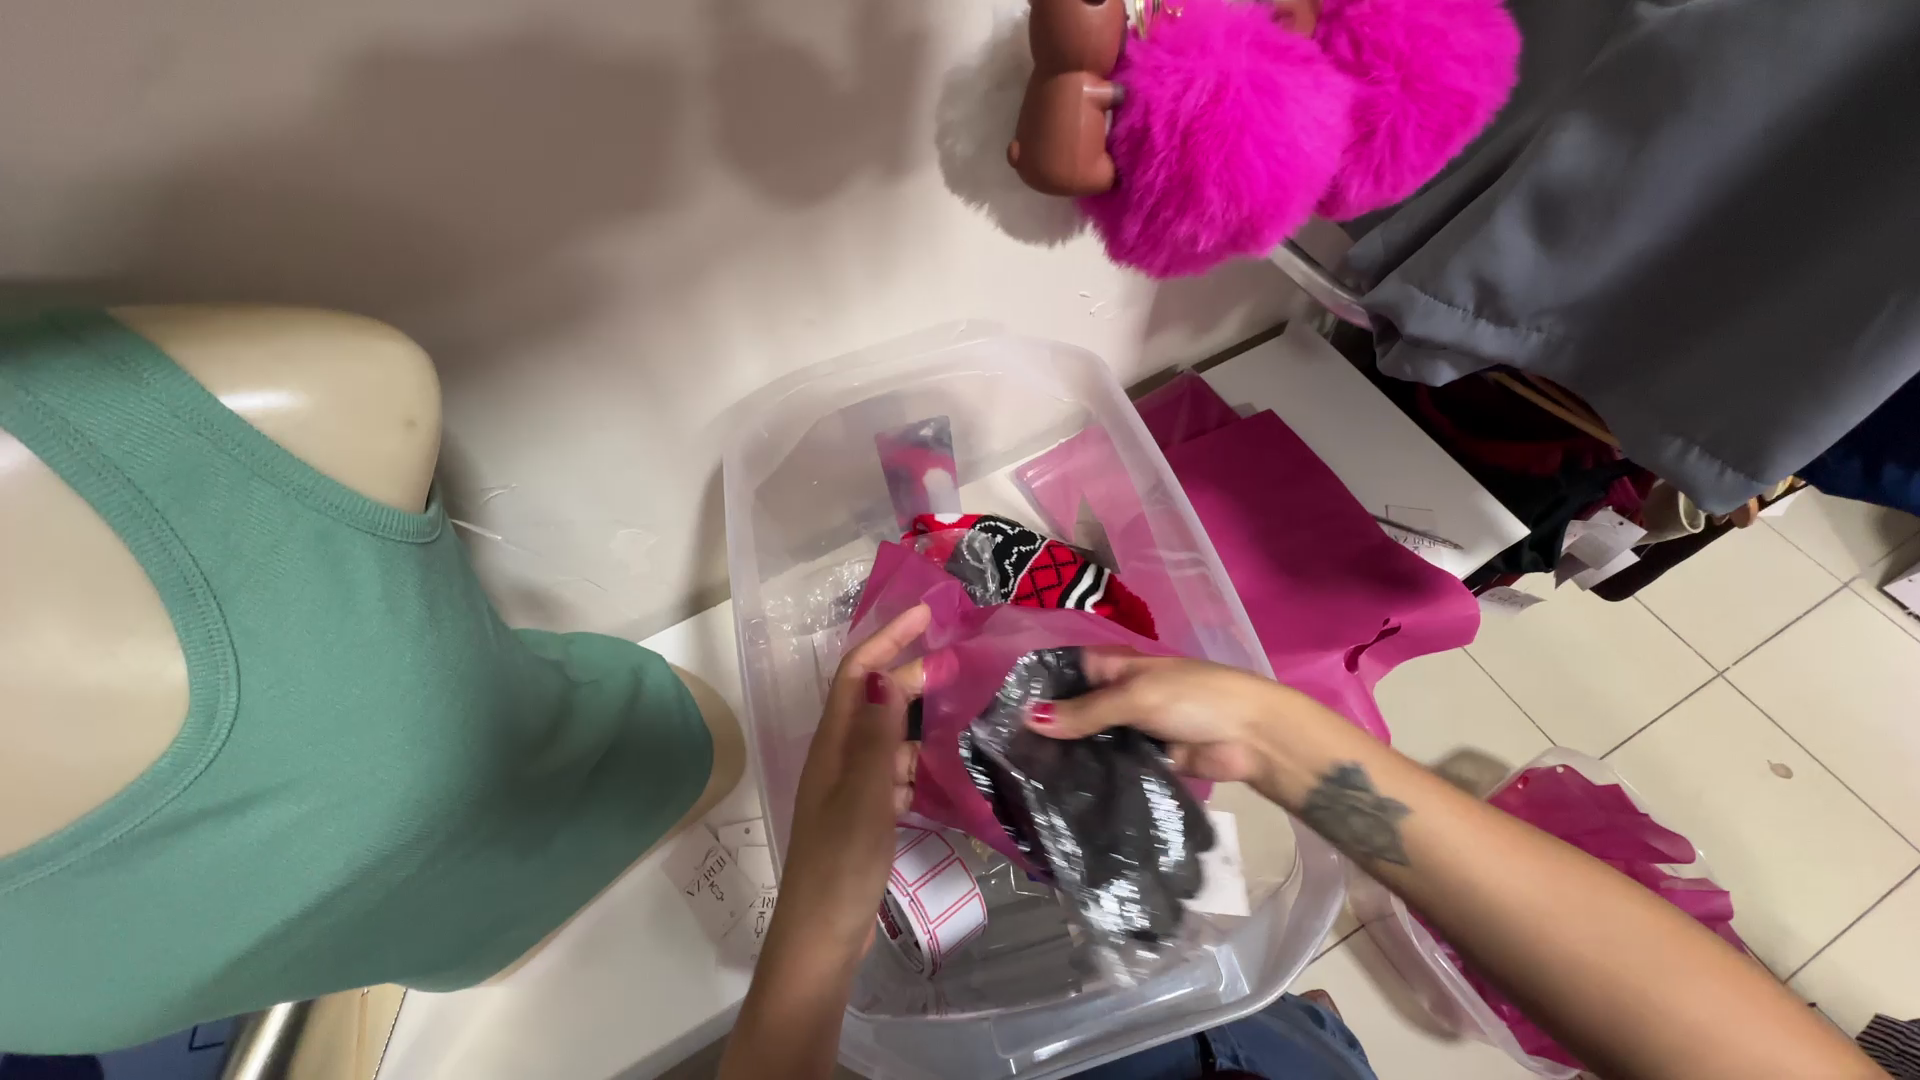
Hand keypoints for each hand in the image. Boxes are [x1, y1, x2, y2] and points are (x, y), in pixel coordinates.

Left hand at [772, 604, 930, 958]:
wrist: (823, 934)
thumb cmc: (842, 862)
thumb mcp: (864, 795)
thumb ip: (875, 736)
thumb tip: (885, 675)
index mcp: (832, 743)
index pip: (857, 672)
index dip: (887, 638)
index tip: (926, 614)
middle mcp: (839, 755)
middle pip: (875, 699)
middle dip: (912, 675)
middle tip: (959, 665)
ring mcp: (851, 785)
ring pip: (888, 737)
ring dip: (919, 722)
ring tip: (962, 715)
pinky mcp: (865, 812)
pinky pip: (895, 772)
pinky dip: (917, 764)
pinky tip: (944, 771)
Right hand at [1026, 648, 1308, 792]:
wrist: (1255, 737)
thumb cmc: (1196, 698)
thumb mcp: (1136, 696)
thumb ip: (1085, 711)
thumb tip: (1027, 718)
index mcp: (1117, 667)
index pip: (1068, 672)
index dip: (1040, 687)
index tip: (1003, 711)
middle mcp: (1119, 696)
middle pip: (1076, 710)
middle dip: (1049, 727)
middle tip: (1007, 753)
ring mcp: (1132, 731)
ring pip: (1091, 742)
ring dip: (1069, 755)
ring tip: (1025, 777)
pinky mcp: (1146, 762)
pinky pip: (1111, 767)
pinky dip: (1093, 777)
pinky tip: (1062, 792)